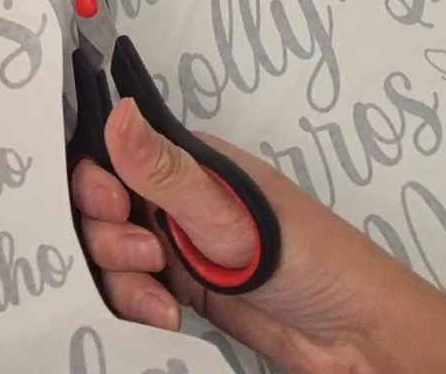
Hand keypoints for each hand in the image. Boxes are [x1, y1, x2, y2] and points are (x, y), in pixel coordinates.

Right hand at [71, 100, 445, 373]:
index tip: (114, 207)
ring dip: (122, 276)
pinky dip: (135, 304)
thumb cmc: (296, 253)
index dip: (94, 183)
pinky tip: (166, 316)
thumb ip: (163, 169)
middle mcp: (168, 196)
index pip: (108, 156)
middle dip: (108, 235)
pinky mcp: (177, 286)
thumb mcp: (225, 212)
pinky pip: (128, 290)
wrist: (350, 336)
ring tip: (162, 295)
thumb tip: (118, 110)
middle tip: (148, 255)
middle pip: (99, 209)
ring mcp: (171, 242)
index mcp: (178, 160)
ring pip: (109, 253)